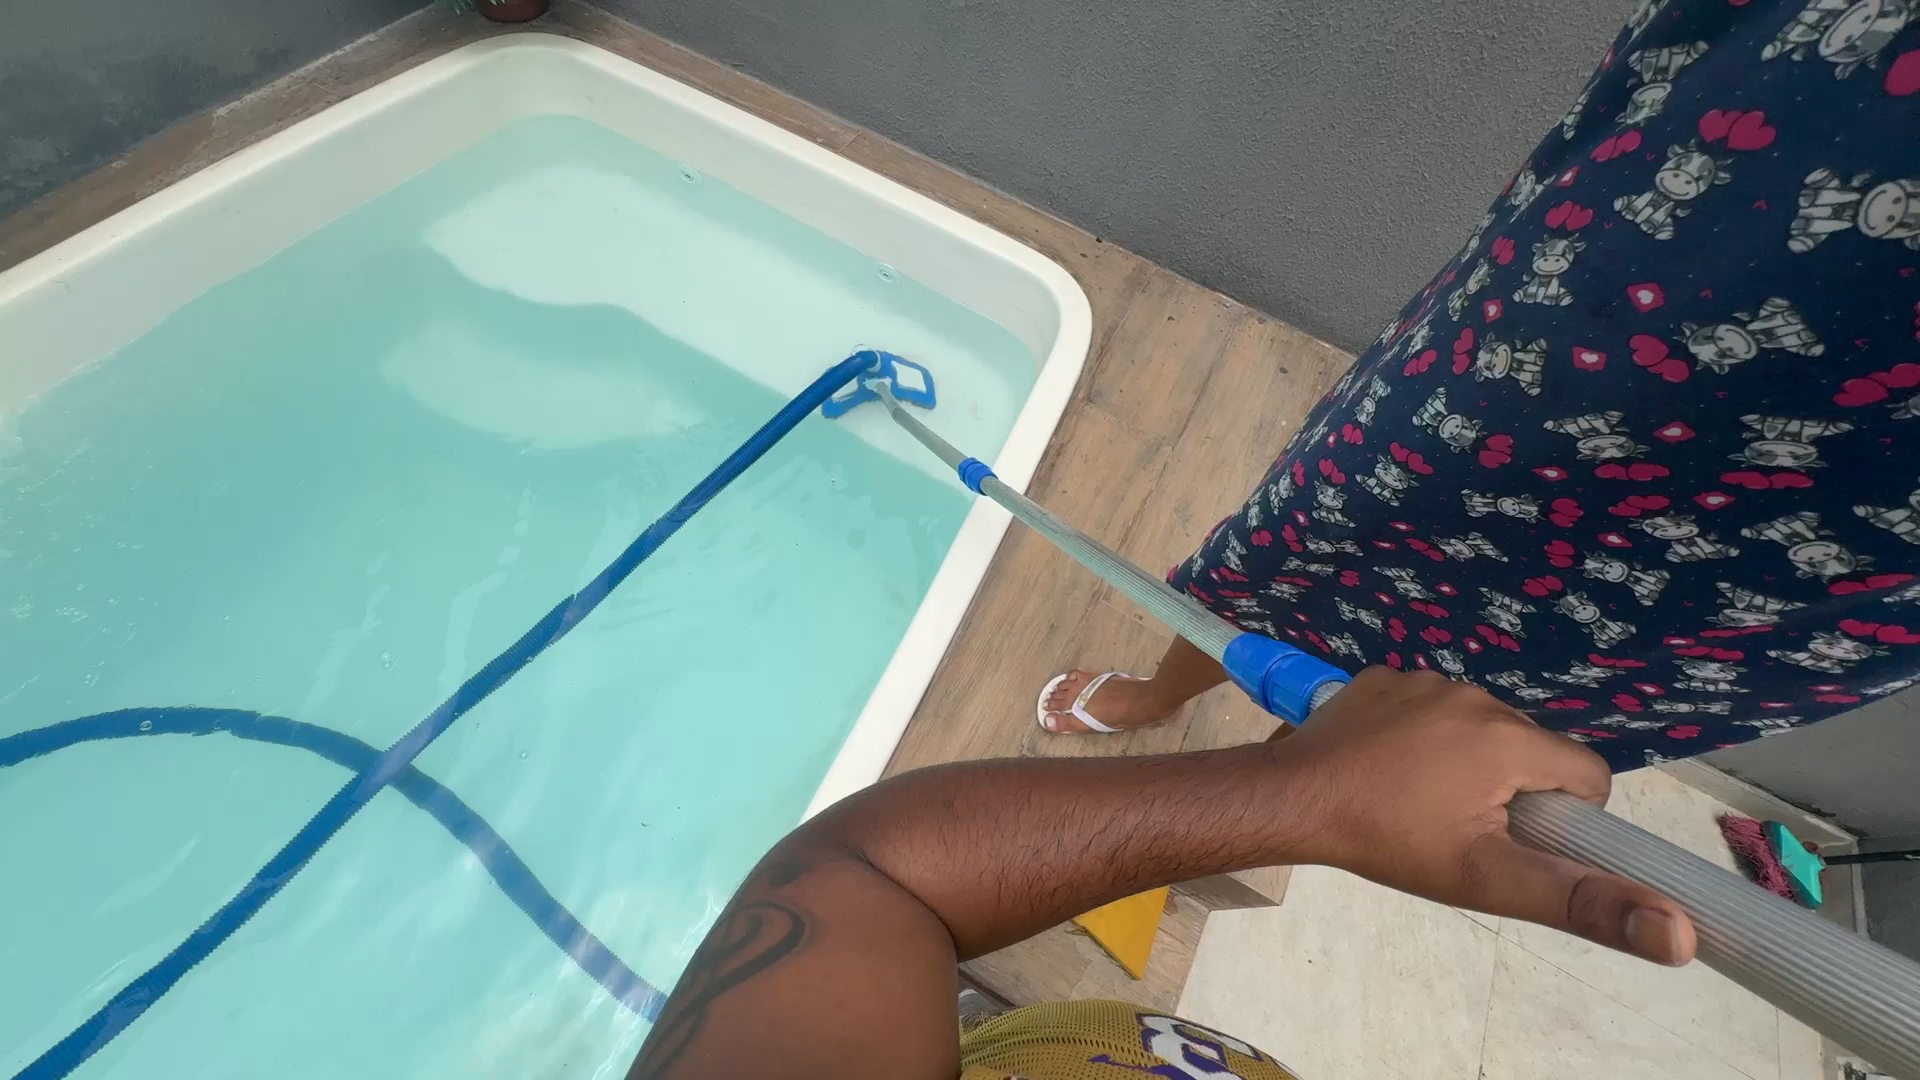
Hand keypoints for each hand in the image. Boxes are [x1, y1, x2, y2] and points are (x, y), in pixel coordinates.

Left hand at [1280, 667, 1696, 965]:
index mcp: (1507, 736)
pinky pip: (1426, 705)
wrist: (1293, 797)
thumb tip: (1683, 934)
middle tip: (1458, 819)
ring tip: (1418, 791)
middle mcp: (1468, 692)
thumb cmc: (1389, 838)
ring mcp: (1417, 678)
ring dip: (1466, 756)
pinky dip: (1421, 730)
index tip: (1514, 836)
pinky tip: (1387, 759)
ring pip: (1477, 723)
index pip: (1586, 772)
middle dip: (1513, 784)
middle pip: (1529, 745)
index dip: (1565, 815)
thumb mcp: (1486, 877)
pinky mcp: (1377, 676)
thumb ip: (1582, 900)